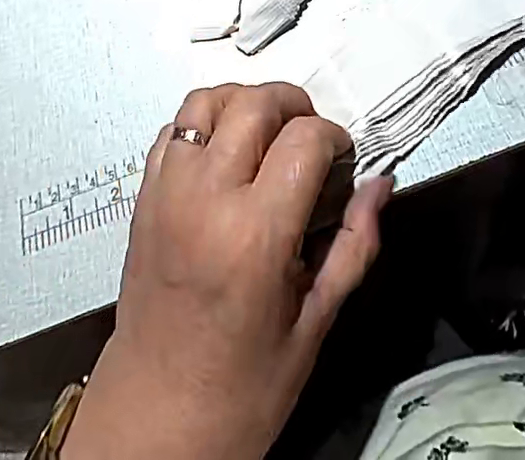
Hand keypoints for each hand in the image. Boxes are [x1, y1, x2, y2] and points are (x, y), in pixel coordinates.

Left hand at [66, 83, 391, 459]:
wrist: (153, 424)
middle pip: (255, 104)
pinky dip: (205, 122)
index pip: (305, 139)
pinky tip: (228, 150)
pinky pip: (172, 130)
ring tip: (269, 131)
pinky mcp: (143, 201)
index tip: (341, 158)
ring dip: (246, 102)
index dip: (334, 138)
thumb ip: (356, 243)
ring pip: (206, 102)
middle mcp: (206, 202)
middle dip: (295, 106)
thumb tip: (381, 185)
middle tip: (311, 138)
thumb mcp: (316, 320)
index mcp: (255, 236)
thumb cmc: (241, 386)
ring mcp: (167, 196)